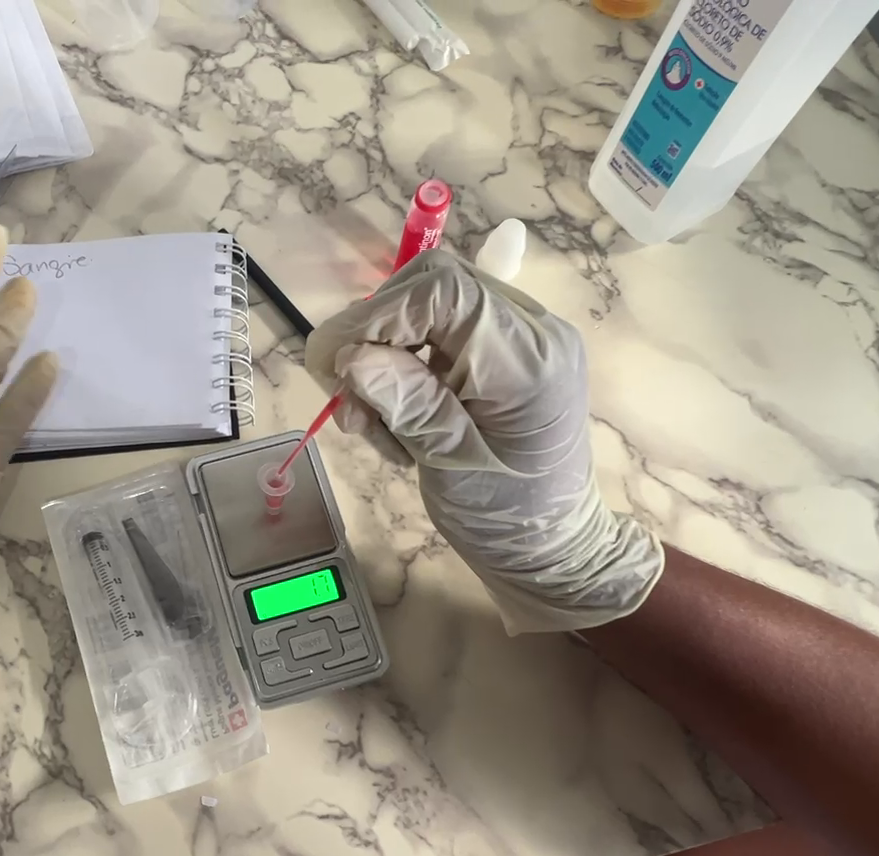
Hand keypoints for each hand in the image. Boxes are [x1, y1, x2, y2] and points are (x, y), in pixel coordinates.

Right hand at [304, 250, 661, 632]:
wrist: (548, 545)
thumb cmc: (505, 518)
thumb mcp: (450, 466)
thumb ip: (408, 404)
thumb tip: (350, 355)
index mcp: (528, 360)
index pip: (443, 292)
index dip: (375, 315)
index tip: (331, 363)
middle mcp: (532, 332)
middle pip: (432, 288)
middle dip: (375, 334)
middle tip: (347, 397)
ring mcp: (518, 339)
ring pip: (427, 309)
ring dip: (383, 358)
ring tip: (371, 424)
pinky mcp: (501, 355)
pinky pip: (437, 336)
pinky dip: (401, 369)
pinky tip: (396, 419)